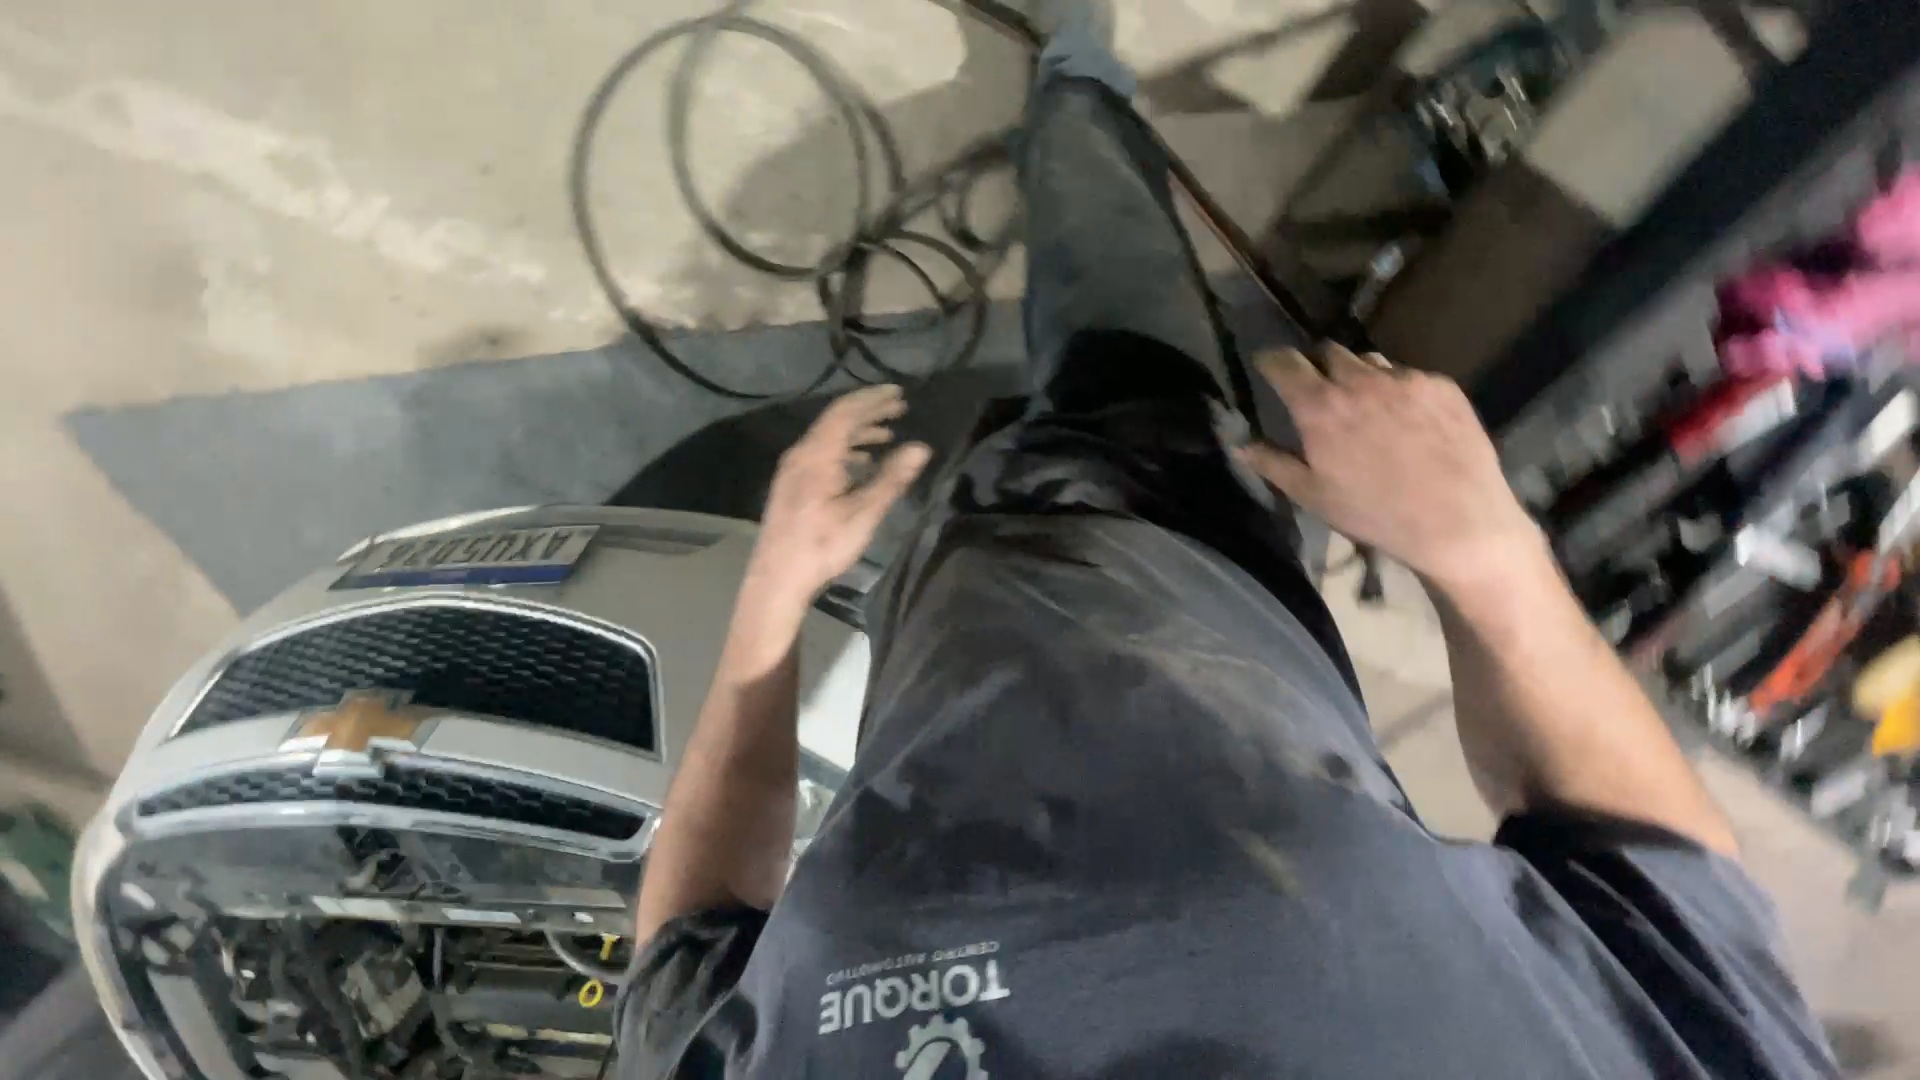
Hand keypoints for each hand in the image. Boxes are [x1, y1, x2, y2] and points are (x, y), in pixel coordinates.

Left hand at [745, 384, 931, 612]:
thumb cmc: (822, 546)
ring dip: (858, 433)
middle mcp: (801, 454)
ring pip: (828, 438)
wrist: (777, 578)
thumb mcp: (862, 513)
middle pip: (836, 421)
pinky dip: (845, 451)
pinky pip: (821, 454)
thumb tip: (921, 448)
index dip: (873, 399)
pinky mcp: (792, 485)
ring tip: (886, 436)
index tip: (899, 393)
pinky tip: (862, 465)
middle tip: (899, 408)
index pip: (846, 412)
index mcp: (817, 455)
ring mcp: (793, 469)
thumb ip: (891, 478)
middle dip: (868, 412)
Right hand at [1239, 346, 1544, 592]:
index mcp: (1320, 406)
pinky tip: (1406, 422)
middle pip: (1329, 352)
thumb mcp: (1311, 495)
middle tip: (1319, 392)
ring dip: (1358, 376)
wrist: (1456, 520)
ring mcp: (1405, 380)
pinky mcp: (1442, 386)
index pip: (1285, 362)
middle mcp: (1360, 381)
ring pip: (1370, 362)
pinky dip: (1397, 390)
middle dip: (1318, 366)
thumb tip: (1240, 445)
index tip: (1267, 366)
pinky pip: (1409, 376)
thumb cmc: (1372, 512)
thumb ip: (1271, 463)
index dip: (1271, 361)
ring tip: (1365, 405)